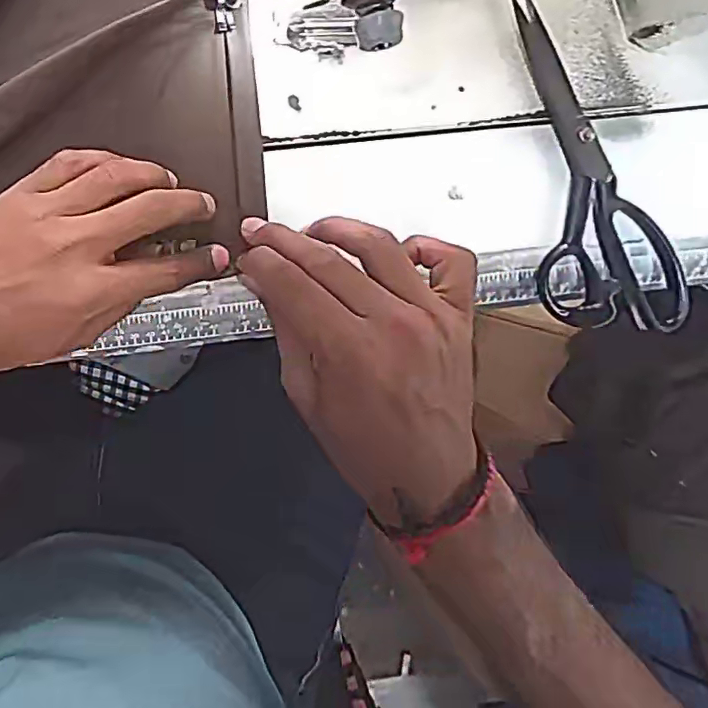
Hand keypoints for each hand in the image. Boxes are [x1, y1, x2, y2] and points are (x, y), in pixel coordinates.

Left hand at [0, 150, 228, 405]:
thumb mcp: (71, 338)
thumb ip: (118, 306)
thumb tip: (150, 280)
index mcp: (89, 290)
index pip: (164, 269)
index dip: (198, 262)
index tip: (211, 255)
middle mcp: (73, 245)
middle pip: (150, 209)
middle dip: (189, 204)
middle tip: (201, 204)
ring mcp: (46, 213)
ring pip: (114, 175)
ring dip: (151, 173)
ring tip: (166, 179)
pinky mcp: (21, 194)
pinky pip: (69, 163)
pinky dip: (101, 158)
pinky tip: (115, 164)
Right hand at [237, 216, 478, 527]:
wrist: (429, 479)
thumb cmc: (366, 447)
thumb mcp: (304, 393)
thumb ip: (286, 330)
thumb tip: (265, 284)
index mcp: (350, 352)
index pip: (292, 283)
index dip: (262, 262)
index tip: (248, 255)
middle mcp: (394, 326)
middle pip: (327, 259)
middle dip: (283, 240)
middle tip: (262, 233)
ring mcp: (431, 317)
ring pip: (380, 245)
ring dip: (339, 228)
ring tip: (314, 232)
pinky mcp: (458, 317)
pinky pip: (451, 260)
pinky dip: (423, 244)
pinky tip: (397, 249)